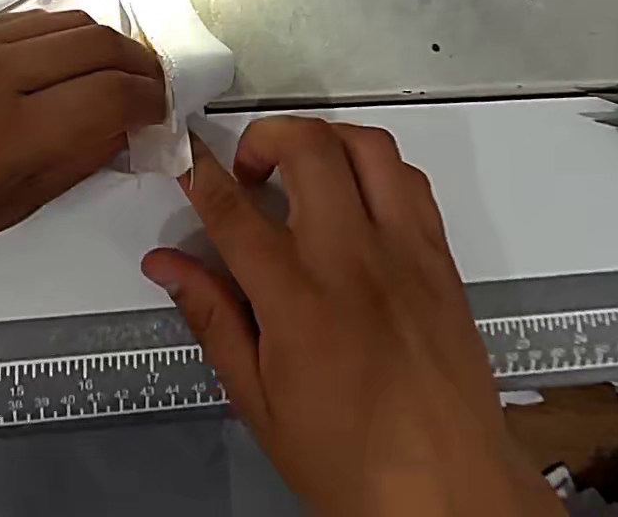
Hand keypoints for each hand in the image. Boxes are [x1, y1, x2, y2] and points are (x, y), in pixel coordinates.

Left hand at [0, 10, 166, 301]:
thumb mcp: (3, 211)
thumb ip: (74, 163)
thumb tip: (126, 130)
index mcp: (2, 136)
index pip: (109, 96)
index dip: (150, 101)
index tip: (162, 114)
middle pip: (99, 44)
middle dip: (141, 65)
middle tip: (153, 90)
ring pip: (71, 21)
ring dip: (108, 44)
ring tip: (119, 73)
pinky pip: (34, 20)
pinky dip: (68, 36)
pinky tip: (71, 62)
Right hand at [142, 118, 560, 516]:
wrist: (452, 497)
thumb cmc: (351, 459)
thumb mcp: (256, 397)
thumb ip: (209, 315)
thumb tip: (166, 266)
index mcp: (297, 299)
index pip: (232, 210)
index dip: (200, 171)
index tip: (187, 157)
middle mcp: (351, 259)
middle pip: (306, 148)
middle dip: (264, 137)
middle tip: (249, 168)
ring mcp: (403, 251)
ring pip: (365, 146)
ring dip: (322, 138)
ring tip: (301, 166)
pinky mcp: (438, 256)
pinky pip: (409, 178)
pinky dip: (372, 166)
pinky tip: (354, 192)